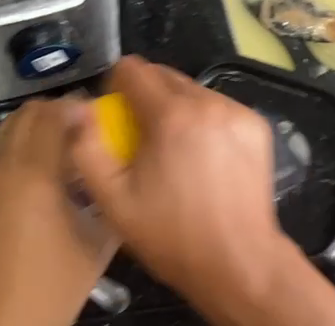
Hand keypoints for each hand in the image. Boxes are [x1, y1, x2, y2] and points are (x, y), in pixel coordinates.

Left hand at [0, 99, 116, 325]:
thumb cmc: (50, 287)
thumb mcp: (95, 246)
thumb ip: (107, 198)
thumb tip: (115, 172)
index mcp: (34, 172)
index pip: (53, 113)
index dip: (79, 107)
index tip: (102, 119)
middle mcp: (5, 165)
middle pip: (28, 113)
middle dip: (59, 112)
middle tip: (87, 130)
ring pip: (10, 128)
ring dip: (39, 127)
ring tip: (69, 149)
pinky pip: (1, 150)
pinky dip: (23, 145)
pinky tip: (47, 173)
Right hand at [67, 57, 293, 304]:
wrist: (241, 265)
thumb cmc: (173, 236)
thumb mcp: (114, 202)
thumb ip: (87, 148)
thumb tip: (78, 109)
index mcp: (170, 115)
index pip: (133, 69)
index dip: (116, 88)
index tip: (117, 118)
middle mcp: (206, 102)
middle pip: (162, 75)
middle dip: (146, 97)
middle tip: (143, 139)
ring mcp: (235, 112)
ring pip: (191, 89)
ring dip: (176, 108)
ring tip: (176, 151)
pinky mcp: (256, 125)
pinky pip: (217, 106)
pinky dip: (204, 120)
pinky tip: (205, 157)